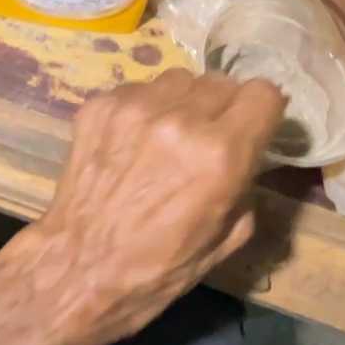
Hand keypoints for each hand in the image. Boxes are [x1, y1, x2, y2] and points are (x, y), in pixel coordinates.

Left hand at [27, 70, 283, 344]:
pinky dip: (146, 108)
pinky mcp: (100, 104)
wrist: (82, 265)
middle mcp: (179, 119)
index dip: (262, 111)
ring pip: (179, 79)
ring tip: (170, 135)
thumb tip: (251, 143)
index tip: (254, 125)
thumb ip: (247, 176)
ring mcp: (134, 107)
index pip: (262, 93)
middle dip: (224, 106)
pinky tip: (134, 141)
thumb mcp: (232, 234)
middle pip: (221, 81)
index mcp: (220, 155)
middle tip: (210, 135)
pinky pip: (140, 89)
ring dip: (184, 101)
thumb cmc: (163, 265)